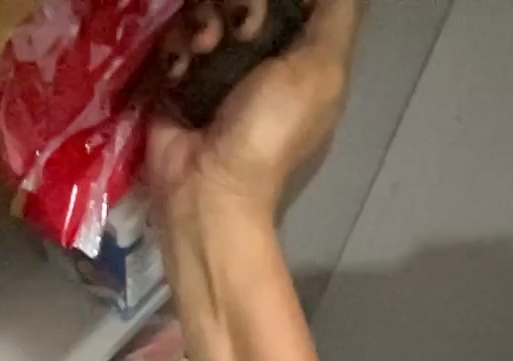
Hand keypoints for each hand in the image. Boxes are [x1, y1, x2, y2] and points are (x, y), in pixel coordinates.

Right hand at [147, 0, 360, 224]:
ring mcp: (214, 69)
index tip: (278, 6)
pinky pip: (174, 40)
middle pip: (246, 1)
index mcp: (300, 56)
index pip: (294, 0)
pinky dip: (177, 49)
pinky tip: (182, 70)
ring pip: (207, 10)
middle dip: (243, 4)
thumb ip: (338, 12)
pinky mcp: (175, 82)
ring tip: (205, 48)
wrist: (209, 190)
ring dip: (204, 21)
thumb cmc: (270, 134)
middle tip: (243, 31)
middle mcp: (257, 58)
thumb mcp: (323, 69)